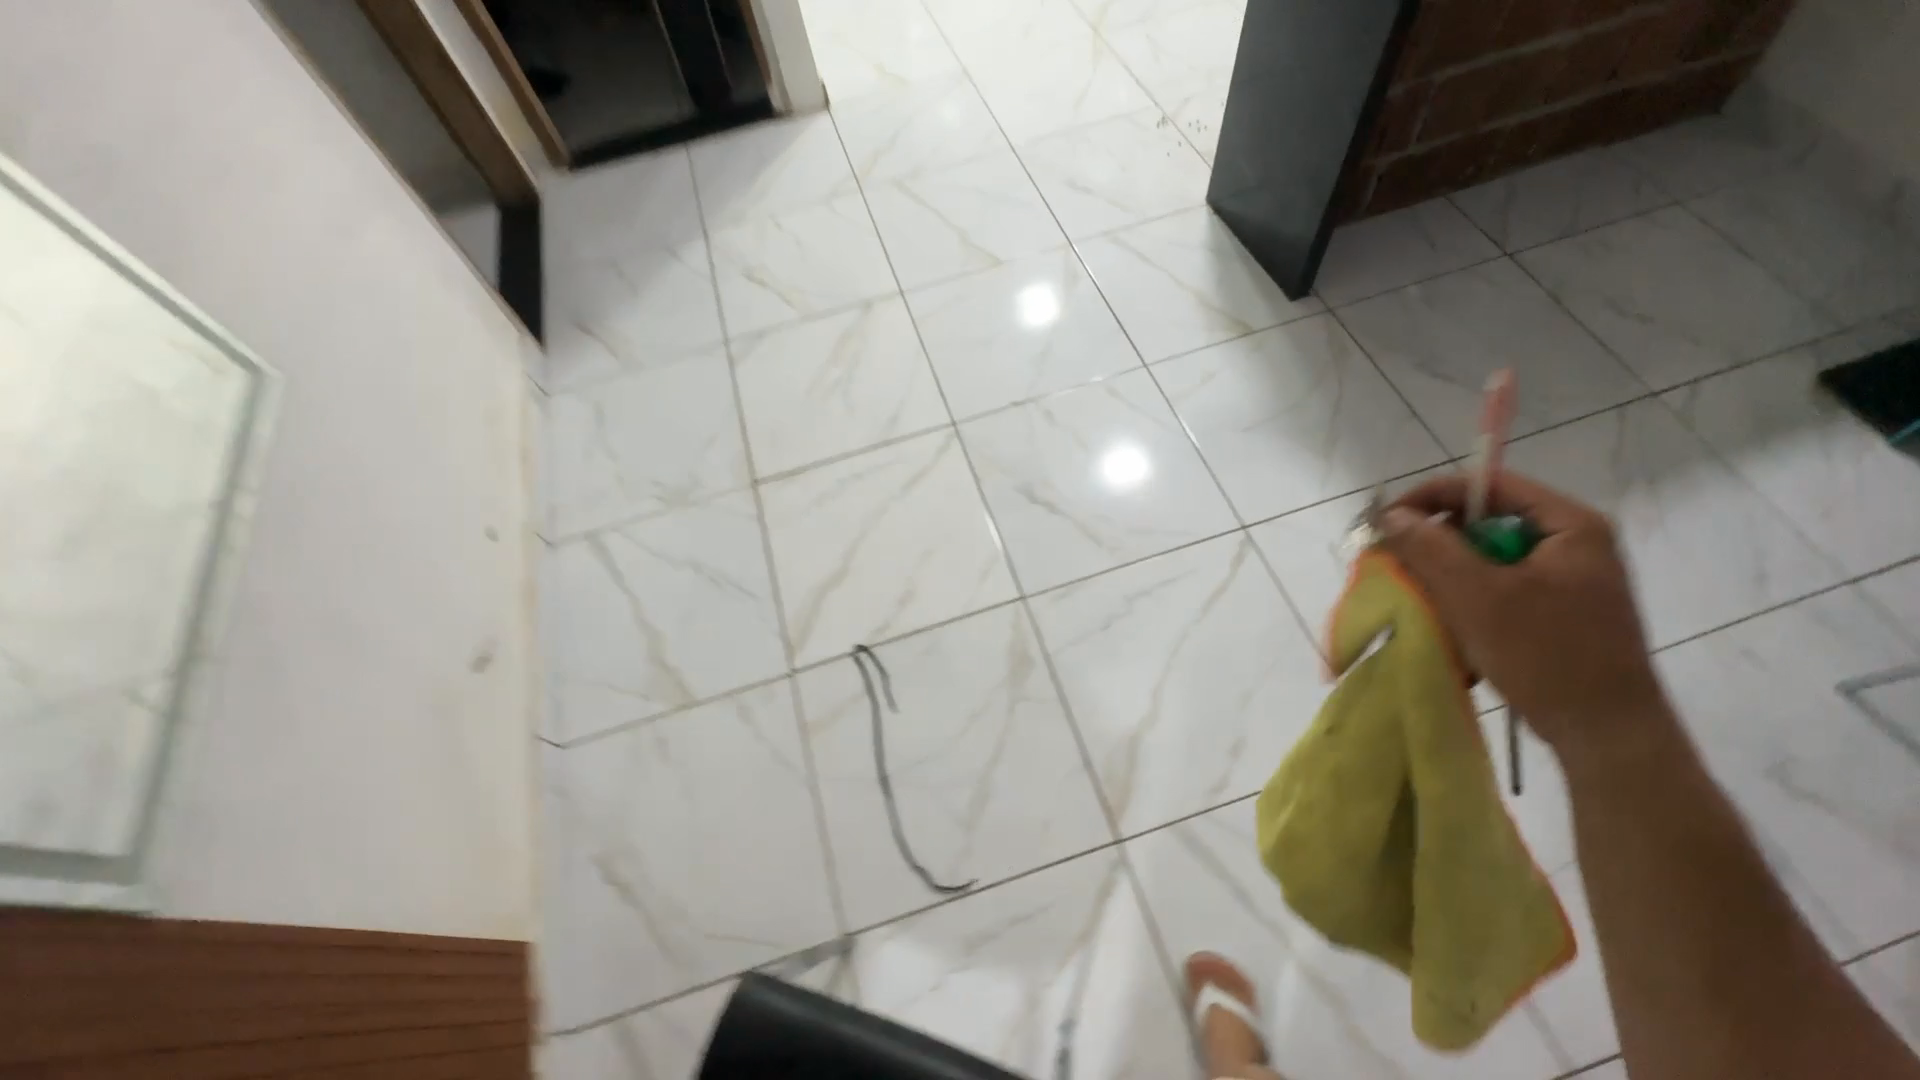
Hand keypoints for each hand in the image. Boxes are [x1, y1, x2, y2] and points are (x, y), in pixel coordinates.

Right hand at [1378, 471, 1676, 769]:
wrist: (1608, 735)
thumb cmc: (1547, 656)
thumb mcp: (1478, 596)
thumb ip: (1431, 548)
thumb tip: (1391, 515)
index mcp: (1570, 526)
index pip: (1491, 485)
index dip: (1432, 496)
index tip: (1388, 520)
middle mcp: (1575, 544)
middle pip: (1489, 523)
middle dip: (1437, 543)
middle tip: (1397, 564)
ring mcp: (1571, 581)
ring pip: (1490, 561)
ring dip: (1450, 578)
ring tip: (1420, 601)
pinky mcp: (1562, 614)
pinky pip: (1502, 592)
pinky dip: (1471, 604)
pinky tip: (1453, 631)